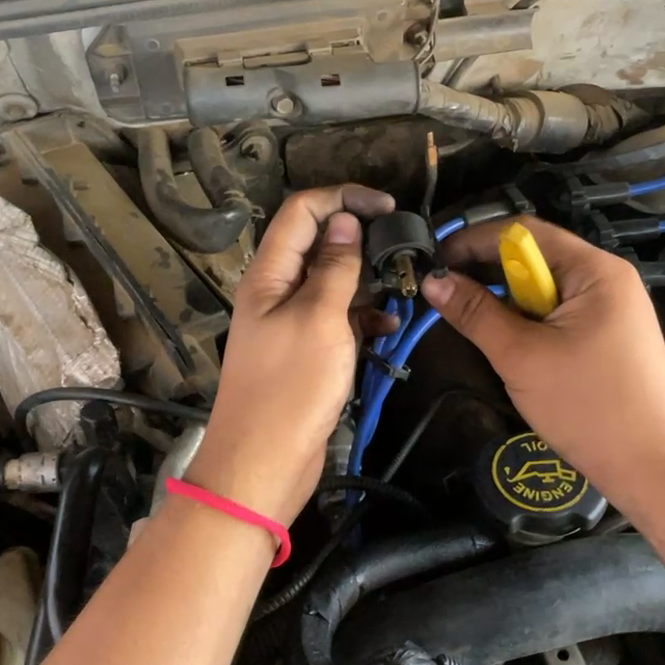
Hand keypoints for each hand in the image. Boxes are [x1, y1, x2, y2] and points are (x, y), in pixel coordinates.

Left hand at [186, 185, 395, 523]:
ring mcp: (291, 324)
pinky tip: (388, 329)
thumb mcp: (319, 320)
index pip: (301, 212)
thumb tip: (344, 220)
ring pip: (333, 284)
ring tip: (401, 290)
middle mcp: (277, 292)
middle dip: (360, 240)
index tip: (388, 207)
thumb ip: (334, 268)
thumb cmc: (289, 391)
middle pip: (318, 244)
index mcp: (269, 275)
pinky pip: (337, 321)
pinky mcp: (306, 354)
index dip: (342, 198)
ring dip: (366, 282)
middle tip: (401, 251)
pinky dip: (362, 319)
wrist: (262, 466)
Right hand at [420, 218, 664, 489]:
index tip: (434, 263)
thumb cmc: (587, 405)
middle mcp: (606, 279)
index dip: (473, 241)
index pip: (523, 232)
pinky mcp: (608, 336)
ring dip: (504, 299)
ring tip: (466, 317)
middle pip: (534, 257)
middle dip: (485, 270)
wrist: (651, 466)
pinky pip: (557, 312)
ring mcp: (611, 309)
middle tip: (442, 293)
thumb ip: (475, 314)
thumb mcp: (521, 356)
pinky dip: (526, 320)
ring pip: (543, 288)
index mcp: (595, 270)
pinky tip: (503, 339)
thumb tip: (432, 282)